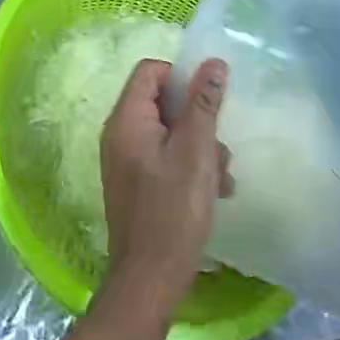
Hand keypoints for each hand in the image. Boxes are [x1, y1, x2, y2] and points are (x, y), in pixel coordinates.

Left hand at [98, 57, 231, 318]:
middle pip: (160, 102)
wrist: (148, 277)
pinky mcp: (134, 180)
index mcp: (126, 118)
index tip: (209, 102)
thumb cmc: (173, 210)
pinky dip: (187, 165)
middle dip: (197, 121)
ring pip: (167, 132)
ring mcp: (124, 158)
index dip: (181, 77)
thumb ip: (203, 104)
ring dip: (198, 147)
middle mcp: (118, 132)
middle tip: (220, 148)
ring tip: (222, 178)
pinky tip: (213, 191)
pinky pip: (162, 156)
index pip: (150, 70)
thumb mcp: (195, 152)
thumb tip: (213, 62)